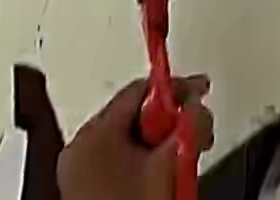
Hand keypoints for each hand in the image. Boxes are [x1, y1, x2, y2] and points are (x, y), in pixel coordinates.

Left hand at [58, 76, 213, 199]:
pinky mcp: (88, 196)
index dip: (174, 90)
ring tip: (180, 167)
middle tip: (195, 134)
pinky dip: (147, 167)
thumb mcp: (172, 165)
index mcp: (93, 136)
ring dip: (161, 148)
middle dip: (170, 124)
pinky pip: (123, 165)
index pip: (139, 90)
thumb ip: (191, 126)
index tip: (199, 91)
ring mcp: (81, 177)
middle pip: (136, 117)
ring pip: (132, 142)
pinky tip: (164, 183)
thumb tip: (198, 104)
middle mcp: (80, 151)